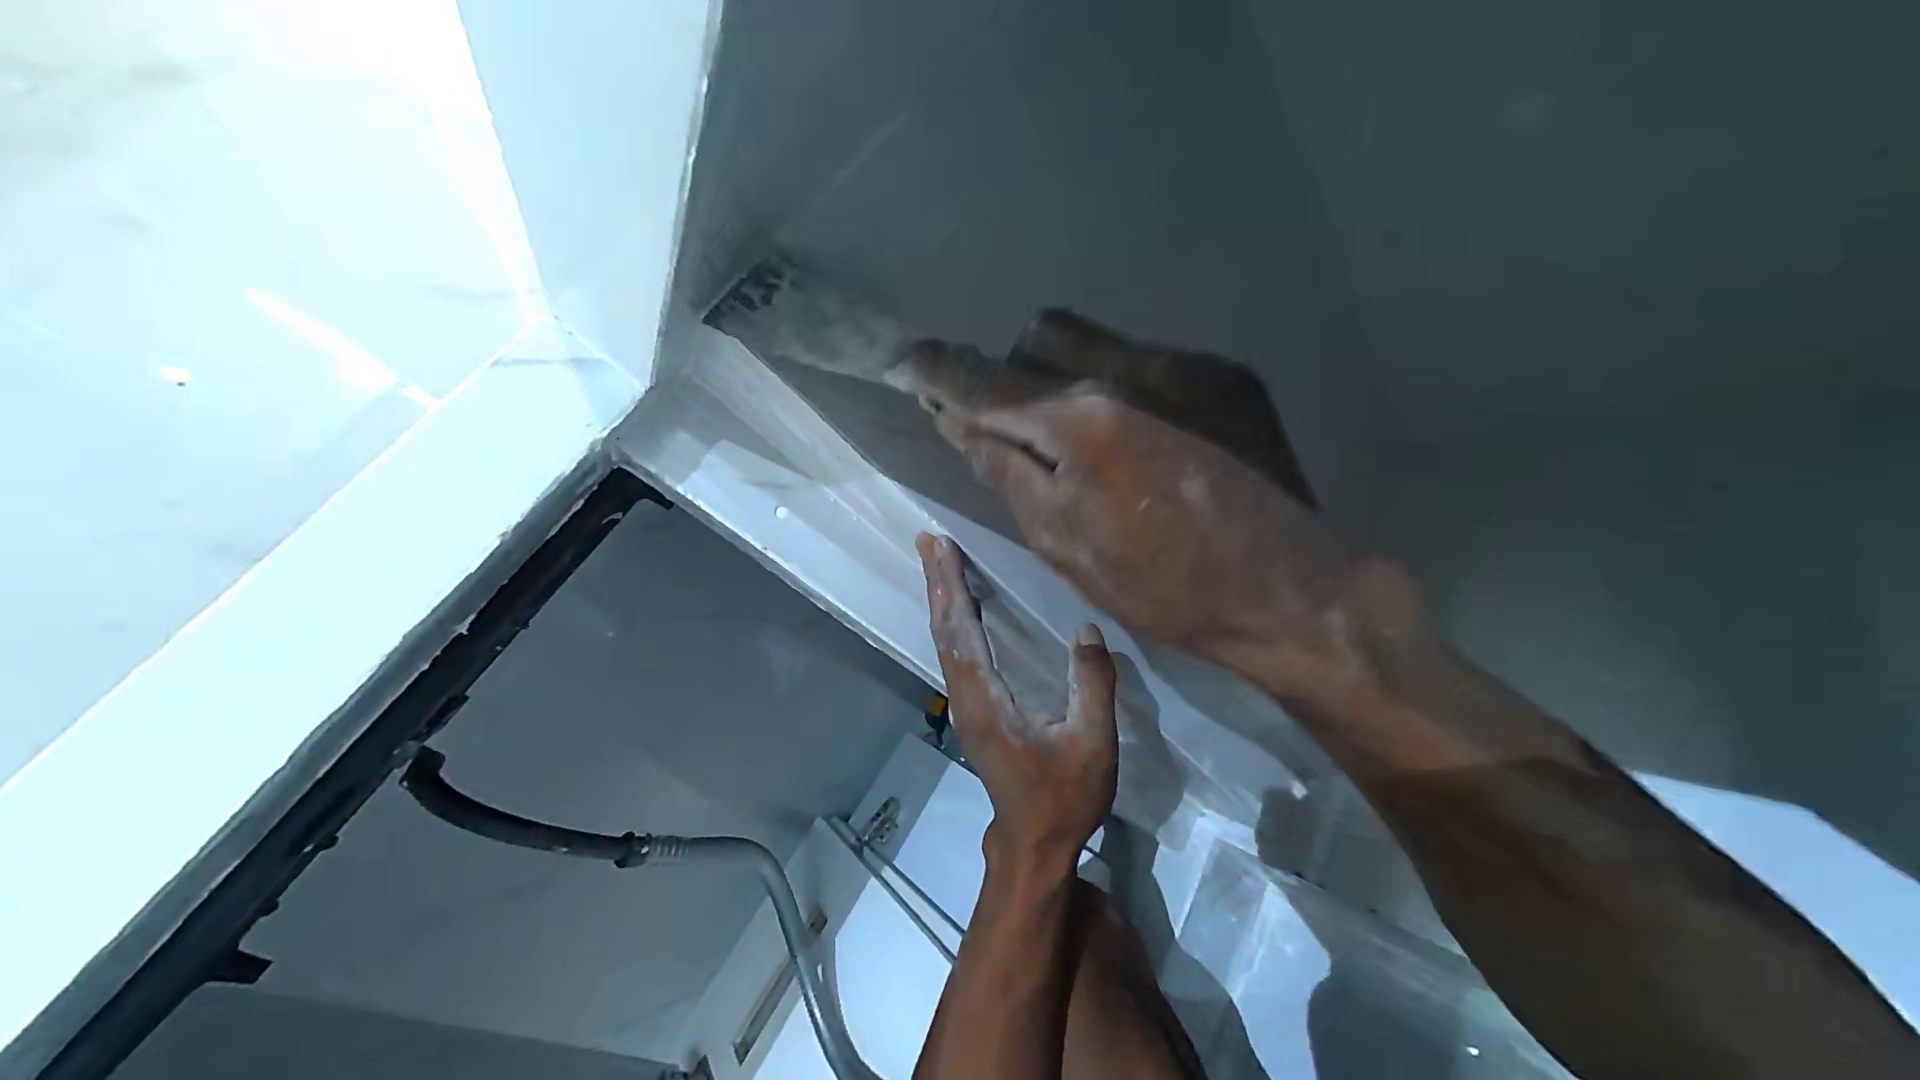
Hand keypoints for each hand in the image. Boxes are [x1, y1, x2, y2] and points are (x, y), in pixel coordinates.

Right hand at [899, 321, 1404, 699]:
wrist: (1290, 591)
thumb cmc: (1166, 588)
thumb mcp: (1065, 545)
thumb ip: (1004, 473)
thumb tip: (957, 423)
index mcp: (1084, 421)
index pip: (987, 381)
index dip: (939, 372)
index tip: (906, 362)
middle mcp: (1131, 369)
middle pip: (1035, 339)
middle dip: (1010, 377)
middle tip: (1019, 433)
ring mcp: (1186, 363)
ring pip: (1088, 338)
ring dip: (1061, 374)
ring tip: (1082, 436)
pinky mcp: (1224, 372)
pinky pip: (1141, 357)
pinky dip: (1117, 387)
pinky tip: (1144, 441)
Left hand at [917, 532, 1116, 866]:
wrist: (1034, 843)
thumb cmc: (1064, 797)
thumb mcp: (1092, 743)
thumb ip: (1092, 684)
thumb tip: (1087, 629)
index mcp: (986, 699)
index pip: (961, 630)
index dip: (951, 585)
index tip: (939, 546)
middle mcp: (965, 697)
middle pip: (945, 629)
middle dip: (937, 581)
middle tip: (927, 540)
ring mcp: (965, 707)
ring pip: (946, 642)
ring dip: (942, 600)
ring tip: (937, 564)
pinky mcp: (973, 713)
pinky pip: (956, 655)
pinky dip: (954, 623)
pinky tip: (961, 612)